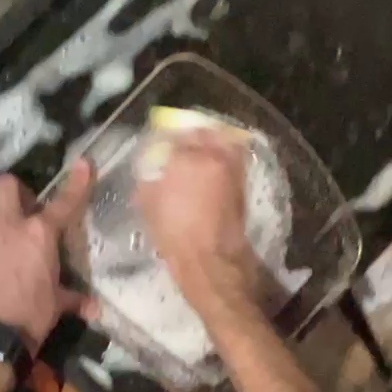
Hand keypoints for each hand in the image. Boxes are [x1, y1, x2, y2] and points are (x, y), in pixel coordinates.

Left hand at [0, 160, 95, 352]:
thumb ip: (76, 299)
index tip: (85, 163)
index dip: (78, 182)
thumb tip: (96, 309)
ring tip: (0, 234)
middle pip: (6, 186)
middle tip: (23, 208)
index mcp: (41, 235)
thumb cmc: (32, 316)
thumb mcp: (58, 305)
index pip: (64, 202)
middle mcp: (9, 227)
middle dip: (15, 191)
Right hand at [136, 129, 259, 303]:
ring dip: (213, 143)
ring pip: (224, 143)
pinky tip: (211, 172)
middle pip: (204, 133)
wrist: (210, 258)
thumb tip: (152, 172)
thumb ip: (149, 180)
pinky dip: (223, 160)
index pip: (175, 136)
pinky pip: (233, 162)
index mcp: (187, 157)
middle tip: (182, 145)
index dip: (165, 140)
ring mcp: (232, 169)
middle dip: (192, 136)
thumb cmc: (174, 232)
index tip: (160, 147)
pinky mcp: (243, 185)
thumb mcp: (149, 205)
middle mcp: (214, 156)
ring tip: (200, 155)